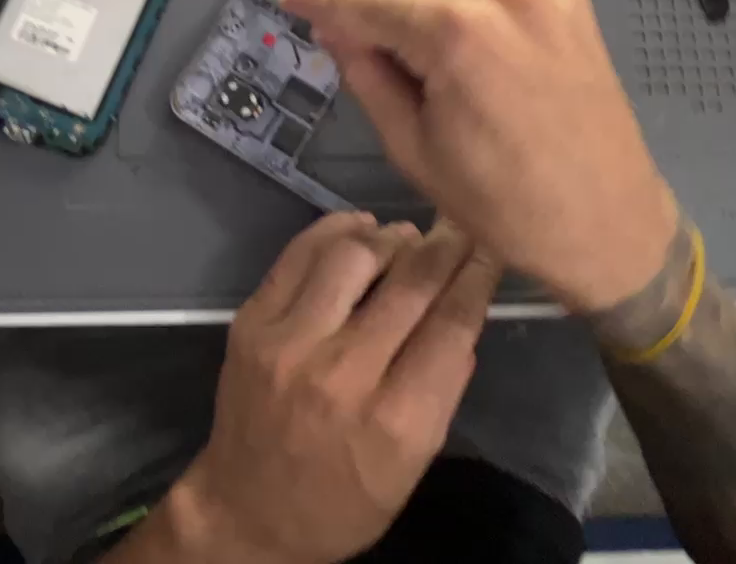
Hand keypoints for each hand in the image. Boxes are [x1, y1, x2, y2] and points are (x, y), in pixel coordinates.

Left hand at [162, 213, 498, 563]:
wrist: (245, 509)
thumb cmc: (343, 499)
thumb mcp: (412, 467)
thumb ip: (444, 389)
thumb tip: (465, 309)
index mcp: (394, 421)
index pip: (451, 325)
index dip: (477, 276)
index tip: (490, 247)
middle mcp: (341, 373)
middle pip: (409, 286)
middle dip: (444, 247)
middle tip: (458, 226)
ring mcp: (288, 341)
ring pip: (353, 257)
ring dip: (390, 237)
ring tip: (407, 235)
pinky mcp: (251, 320)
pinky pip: (299, 254)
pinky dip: (336, 230)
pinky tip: (361, 228)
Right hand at [281, 0, 678, 313]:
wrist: (611, 226)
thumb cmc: (503, 205)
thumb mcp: (412, 148)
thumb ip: (365, 75)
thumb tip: (333, 30)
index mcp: (459, 35)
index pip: (368, 3)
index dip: (323, 0)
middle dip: (373, 14)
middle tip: (358, 57)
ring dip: (416, 14)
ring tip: (420, 69)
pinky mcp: (567, 1)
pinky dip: (460, 16)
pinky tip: (464, 59)